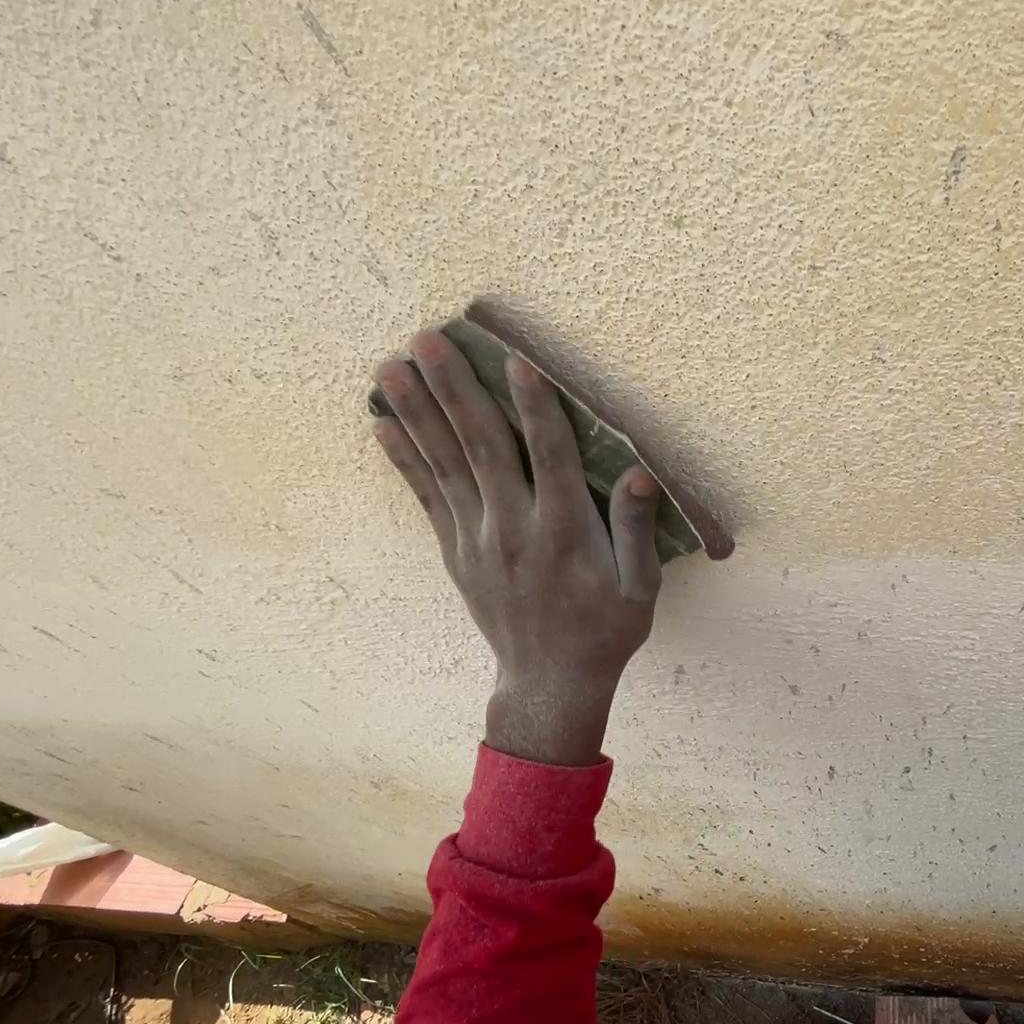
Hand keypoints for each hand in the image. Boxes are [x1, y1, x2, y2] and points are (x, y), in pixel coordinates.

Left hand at [373, 329, 662, 765]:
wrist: (550, 682)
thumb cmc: (605, 631)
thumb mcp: (640, 588)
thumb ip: (637, 531)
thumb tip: (638, 475)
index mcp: (565, 531)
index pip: (549, 456)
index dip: (535, 406)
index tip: (514, 360)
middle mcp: (515, 527)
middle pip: (483, 447)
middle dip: (456, 390)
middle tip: (428, 341)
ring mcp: (478, 540)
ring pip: (446, 465)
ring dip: (419, 413)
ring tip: (391, 367)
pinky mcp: (457, 553)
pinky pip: (427, 498)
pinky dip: (405, 460)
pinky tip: (383, 425)